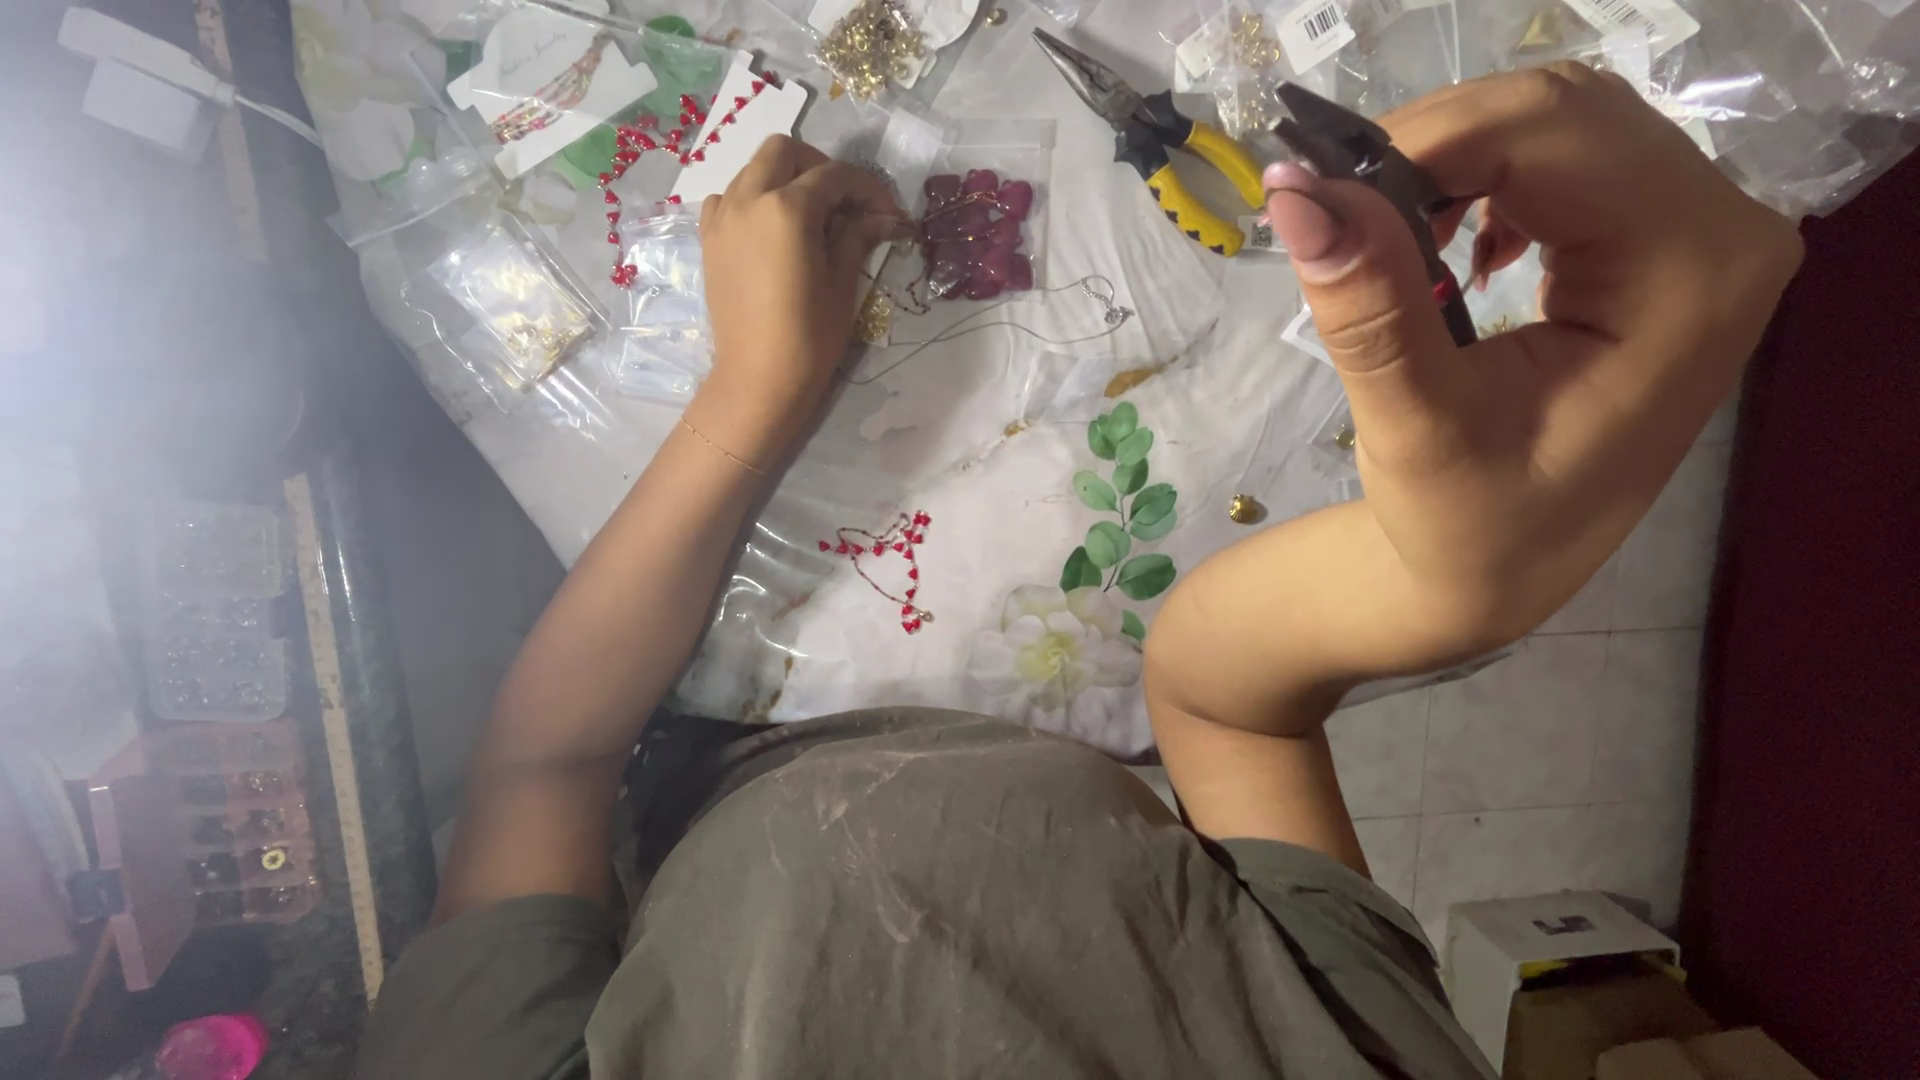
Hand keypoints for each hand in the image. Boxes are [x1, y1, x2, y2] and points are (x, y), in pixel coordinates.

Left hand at [688, 135, 905, 468]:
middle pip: (785, 151)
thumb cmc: (809, 338)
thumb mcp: (842, 284)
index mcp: (787, 209)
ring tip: (811, 216)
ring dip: (785, 179)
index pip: (834, 176)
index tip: (889, 214)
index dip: (868, 189)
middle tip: (846, 202)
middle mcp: (748, 199)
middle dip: (820, 167)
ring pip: (753, 169)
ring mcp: (723, 217)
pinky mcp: (709, 239)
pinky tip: (772, 230)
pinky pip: (729, 198)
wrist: (758, 379)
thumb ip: (858, 237)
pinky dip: (753, 200)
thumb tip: (884, 217)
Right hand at [1263, 63, 1802, 643]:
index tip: (1311, 190)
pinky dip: (1476, 185)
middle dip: (1430, 147)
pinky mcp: (1649, 251)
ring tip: (1373, 236)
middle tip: (1329, 209)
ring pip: (1557, 131)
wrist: (1495, 572)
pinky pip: (1560, 167)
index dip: (1424, 142)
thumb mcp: (1414, 427)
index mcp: (1687, 274)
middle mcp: (1715, 233)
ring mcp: (1688, 238)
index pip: (1555, 136)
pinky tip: (1441, 247)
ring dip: (1446, 166)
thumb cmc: (1464, 523)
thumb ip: (1370, 311)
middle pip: (1563, 116)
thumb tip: (1298, 200)